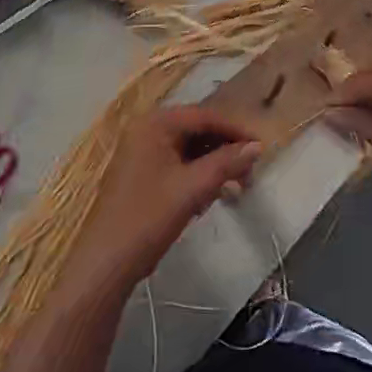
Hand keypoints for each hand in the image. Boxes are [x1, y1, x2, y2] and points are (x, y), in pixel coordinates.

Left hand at [64, 106, 263, 293]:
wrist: (109, 256)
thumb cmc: (150, 215)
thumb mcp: (193, 187)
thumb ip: (226, 163)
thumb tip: (257, 146)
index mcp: (153, 123)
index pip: (202, 115)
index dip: (234, 129)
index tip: (263, 147)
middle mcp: (144, 129)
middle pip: (195, 130)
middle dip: (224, 149)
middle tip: (251, 172)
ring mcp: (140, 151)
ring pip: (187, 148)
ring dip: (212, 164)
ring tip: (237, 187)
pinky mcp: (141, 172)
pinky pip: (176, 163)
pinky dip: (196, 175)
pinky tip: (211, 196)